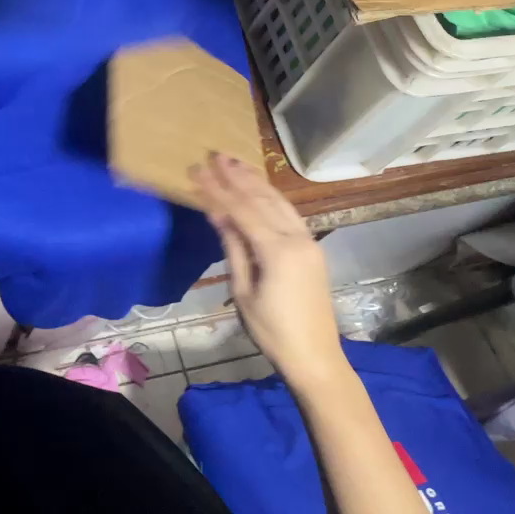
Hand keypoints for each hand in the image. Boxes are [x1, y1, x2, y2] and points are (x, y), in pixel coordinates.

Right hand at [192, 153, 346, 385]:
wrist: (317, 358)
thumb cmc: (273, 332)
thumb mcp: (244, 292)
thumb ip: (234, 248)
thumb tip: (217, 214)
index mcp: (278, 252)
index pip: (241, 210)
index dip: (217, 189)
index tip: (197, 170)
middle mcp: (297, 239)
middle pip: (262, 199)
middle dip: (236, 177)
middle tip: (214, 156)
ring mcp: (309, 242)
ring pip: (279, 201)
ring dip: (255, 181)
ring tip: (235, 162)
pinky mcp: (313, 248)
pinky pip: (289, 213)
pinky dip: (271, 196)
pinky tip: (259, 187)